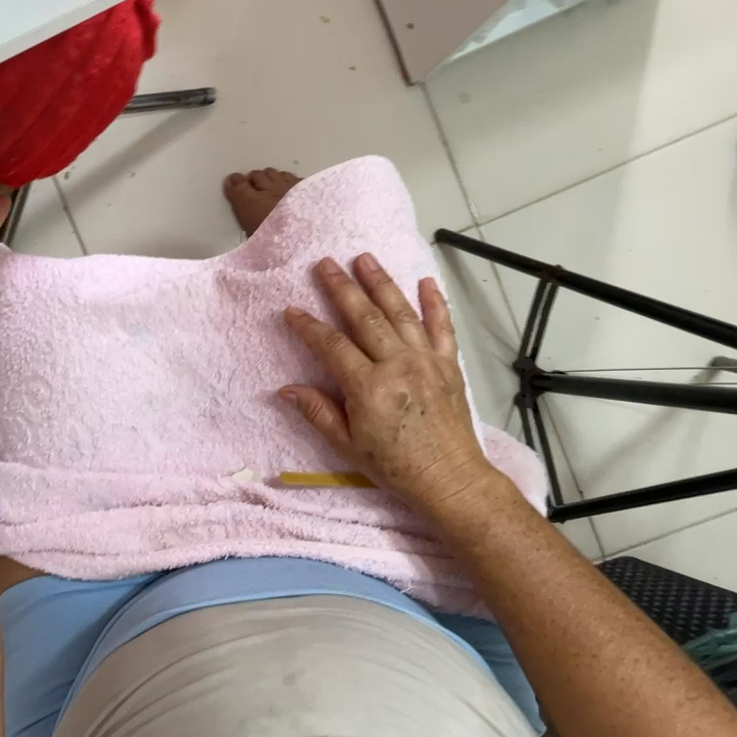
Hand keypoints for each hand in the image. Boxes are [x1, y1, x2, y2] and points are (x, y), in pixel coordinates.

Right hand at [281, 254, 503, 516]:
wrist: (449, 477)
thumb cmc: (394, 466)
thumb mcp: (347, 445)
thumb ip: (318, 412)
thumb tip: (287, 390)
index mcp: (369, 388)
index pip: (332, 347)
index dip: (309, 327)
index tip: (292, 311)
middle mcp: (398, 366)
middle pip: (365, 318)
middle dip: (343, 288)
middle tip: (326, 263)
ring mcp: (426, 361)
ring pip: (400, 313)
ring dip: (381, 283)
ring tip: (365, 259)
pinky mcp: (448, 365)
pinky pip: (441, 327)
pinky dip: (433, 303)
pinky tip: (424, 281)